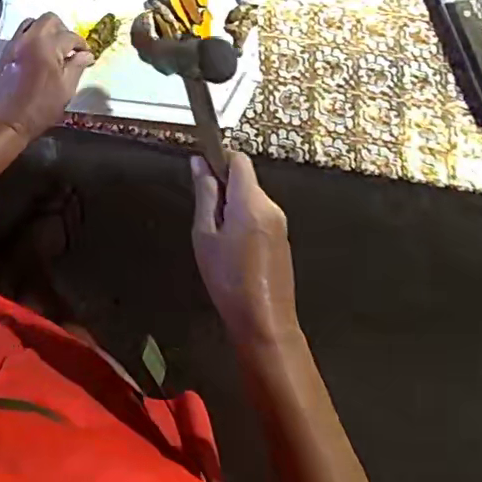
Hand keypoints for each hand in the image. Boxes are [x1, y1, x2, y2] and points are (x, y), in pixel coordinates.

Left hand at [0, 13, 93, 140]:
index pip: (70, 35)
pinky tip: (39, 55)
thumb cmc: (40, 107)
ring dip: (46, 31)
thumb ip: (77, 67)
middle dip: (63, 30)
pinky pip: (21, 34)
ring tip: (54, 50)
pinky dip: (32, 37)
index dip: (82, 45)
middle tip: (70, 49)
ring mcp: (14, 43)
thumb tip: (86, 55)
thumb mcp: (66, 89)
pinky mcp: (5, 51)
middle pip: (50, 19)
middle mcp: (29, 38)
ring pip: (33, 23)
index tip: (86, 55)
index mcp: (47, 45)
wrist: (6, 120)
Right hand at [190, 152, 298, 344]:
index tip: (200, 174)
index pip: (238, 159)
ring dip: (230, 205)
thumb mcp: (205, 234)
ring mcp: (280, 224)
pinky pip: (258, 214)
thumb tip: (199, 163)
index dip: (218, 158)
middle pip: (244, 179)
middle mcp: (271, 207)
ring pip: (250, 197)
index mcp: (252, 202)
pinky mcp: (282, 239)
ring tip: (214, 235)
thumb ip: (204, 194)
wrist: (265, 323)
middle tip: (203, 215)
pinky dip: (241, 219)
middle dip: (222, 187)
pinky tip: (231, 247)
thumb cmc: (227, 278)